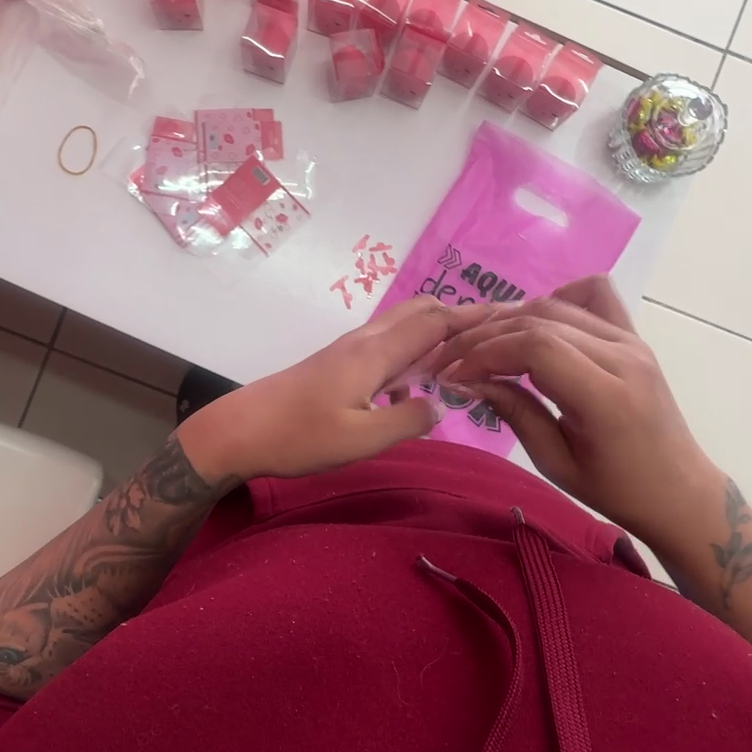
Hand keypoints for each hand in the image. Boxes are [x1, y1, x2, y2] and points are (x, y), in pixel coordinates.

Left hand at [177, 297, 491, 482]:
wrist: (241, 430)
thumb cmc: (299, 436)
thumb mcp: (361, 439)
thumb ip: (408, 420)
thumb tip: (440, 404)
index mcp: (375, 353)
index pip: (435, 321)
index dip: (474, 315)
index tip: (511, 313)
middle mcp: (364, 341)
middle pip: (420, 312)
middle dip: (459, 316)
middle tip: (494, 332)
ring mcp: (348, 350)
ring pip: (401, 327)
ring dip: (434, 335)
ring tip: (465, 357)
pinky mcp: (336, 364)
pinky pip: (385, 347)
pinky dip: (410, 354)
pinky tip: (412, 389)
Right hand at [430, 276, 722, 545]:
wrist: (679, 491)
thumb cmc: (616, 489)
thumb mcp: (555, 462)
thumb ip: (514, 412)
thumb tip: (466, 381)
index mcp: (606, 397)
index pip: (535, 348)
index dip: (484, 354)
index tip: (452, 376)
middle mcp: (623, 356)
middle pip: (539, 319)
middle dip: (484, 337)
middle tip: (449, 361)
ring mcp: (631, 340)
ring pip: (557, 304)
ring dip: (508, 319)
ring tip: (480, 346)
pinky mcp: (633, 335)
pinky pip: (592, 295)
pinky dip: (556, 300)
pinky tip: (534, 326)